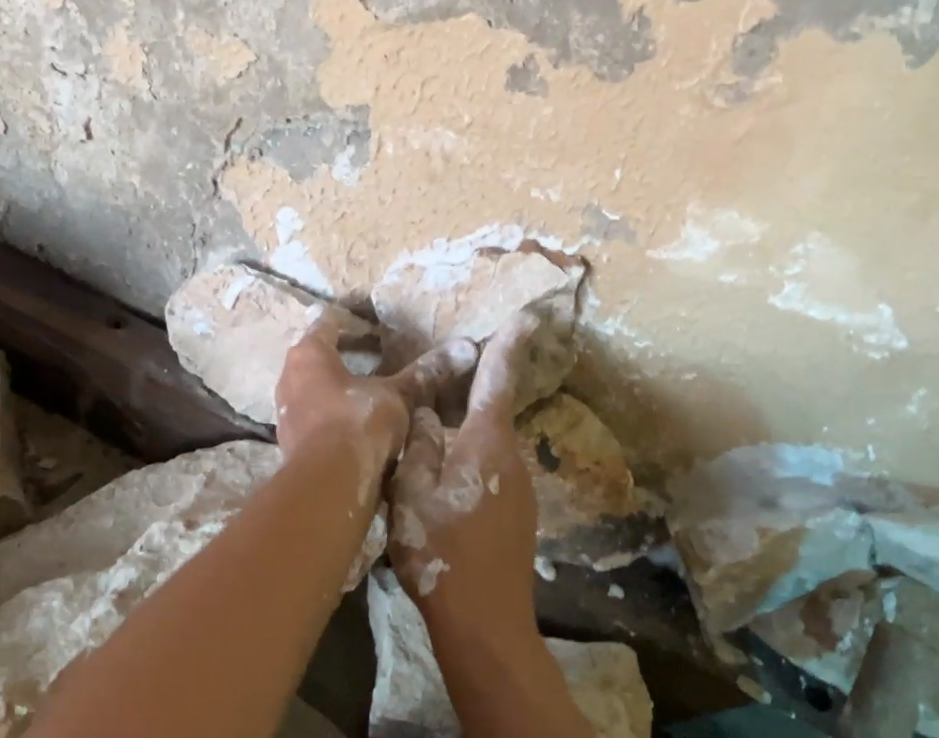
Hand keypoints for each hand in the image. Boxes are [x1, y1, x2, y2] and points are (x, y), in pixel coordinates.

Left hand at [275, 309, 478, 488]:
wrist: (327, 485)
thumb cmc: (358, 423)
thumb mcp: (397, 396)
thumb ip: (424, 373)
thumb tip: (464, 347)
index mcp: (308, 354)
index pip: (328, 323)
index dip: (352, 321)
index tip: (374, 325)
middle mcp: (290, 377)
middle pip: (318, 356)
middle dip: (345, 356)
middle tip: (377, 354)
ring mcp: (287, 412)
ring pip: (315, 389)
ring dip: (338, 389)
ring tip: (370, 392)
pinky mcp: (292, 442)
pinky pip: (315, 418)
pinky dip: (335, 416)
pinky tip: (358, 426)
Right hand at [387, 311, 542, 635]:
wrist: (485, 622)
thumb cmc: (442, 548)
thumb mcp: (411, 488)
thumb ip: (418, 442)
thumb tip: (425, 410)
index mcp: (487, 441)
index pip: (500, 378)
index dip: (509, 344)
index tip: (527, 315)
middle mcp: (511, 458)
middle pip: (493, 407)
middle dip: (475, 382)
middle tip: (447, 361)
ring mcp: (519, 489)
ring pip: (489, 440)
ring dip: (467, 422)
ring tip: (432, 413)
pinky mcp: (515, 515)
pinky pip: (490, 466)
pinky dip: (469, 452)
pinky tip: (441, 468)